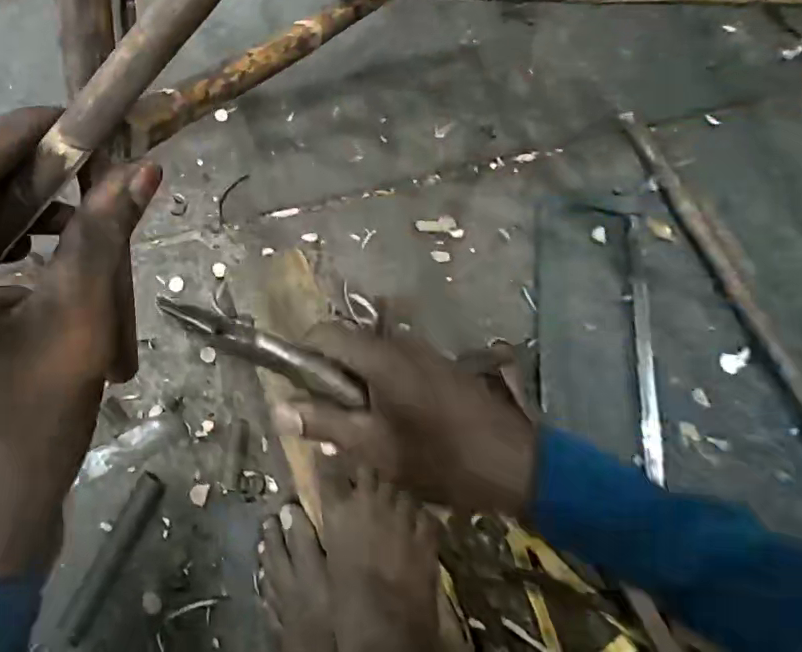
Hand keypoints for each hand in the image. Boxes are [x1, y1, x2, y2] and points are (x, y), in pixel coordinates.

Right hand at [273, 324, 537, 515]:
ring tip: (363, 423)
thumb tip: (278, 409)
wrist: (523, 468)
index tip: (300, 387)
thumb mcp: (374, 448)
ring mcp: (422, 352)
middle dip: (328, 373)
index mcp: (377, 357)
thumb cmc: (441, 458)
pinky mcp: (440, 367)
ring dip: (355, 381)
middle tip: (331, 414)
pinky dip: (381, 383)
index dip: (301, 353)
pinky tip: (395, 420)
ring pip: (369, 355)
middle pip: (344, 343)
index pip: (322, 333)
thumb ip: (324, 423)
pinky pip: (393, 363)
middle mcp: (397, 343)